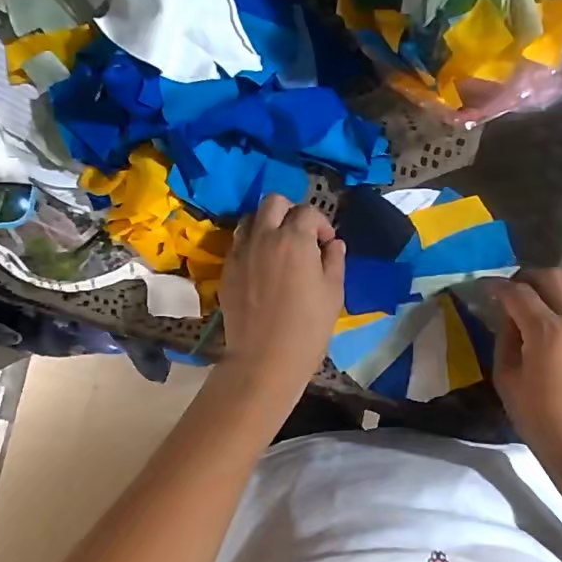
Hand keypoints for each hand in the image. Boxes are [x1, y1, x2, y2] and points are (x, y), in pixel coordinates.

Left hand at [217, 194, 345, 388]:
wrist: (264, 359)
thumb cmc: (307, 329)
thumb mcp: (333, 293)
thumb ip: (334, 261)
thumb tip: (333, 244)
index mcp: (294, 239)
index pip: (307, 211)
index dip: (321, 223)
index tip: (326, 243)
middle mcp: (263, 237)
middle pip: (273, 202)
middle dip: (290, 211)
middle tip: (301, 235)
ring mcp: (240, 252)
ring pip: (250, 219)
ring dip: (266, 224)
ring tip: (278, 247)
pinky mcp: (226, 270)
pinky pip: (238, 244)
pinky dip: (251, 245)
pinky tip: (261, 267)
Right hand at [480, 269, 561, 470]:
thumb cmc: (533, 411)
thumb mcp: (505, 372)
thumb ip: (506, 334)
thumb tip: (506, 311)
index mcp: (548, 331)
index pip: (519, 292)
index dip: (498, 286)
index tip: (484, 287)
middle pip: (554, 277)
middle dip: (528, 277)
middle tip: (510, 291)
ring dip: (549, 289)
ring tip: (531, 303)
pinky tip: (551, 325)